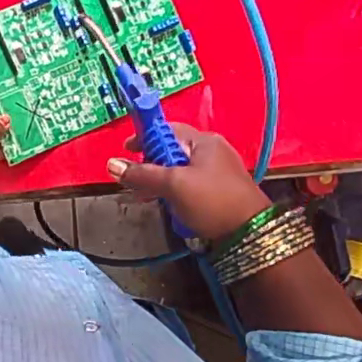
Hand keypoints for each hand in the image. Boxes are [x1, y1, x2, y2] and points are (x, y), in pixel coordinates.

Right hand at [106, 125, 270, 240]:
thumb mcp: (173, 185)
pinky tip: (164, 203)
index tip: (125, 150)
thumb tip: (111, 164)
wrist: (249, 233)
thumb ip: (142, 174)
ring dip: (158, 180)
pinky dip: (171, 190)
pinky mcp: (216, 189)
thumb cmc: (211, 201)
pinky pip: (186, 183)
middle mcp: (210, 150)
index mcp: (203, 141)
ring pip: (176, 169)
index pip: (167, 129)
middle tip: (133, 179)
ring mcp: (215, 170)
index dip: (144, 137)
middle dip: (148, 164)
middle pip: (170, 150)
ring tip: (146, 195)